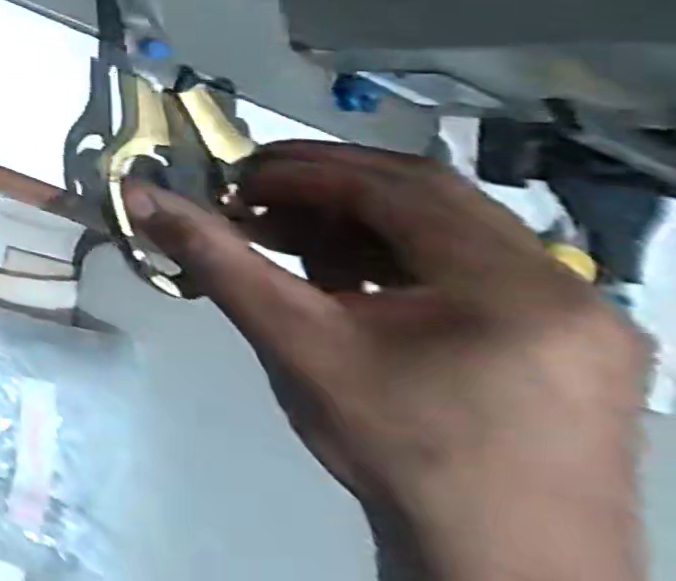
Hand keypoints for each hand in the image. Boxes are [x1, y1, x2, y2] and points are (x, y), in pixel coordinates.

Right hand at [125, 142, 649, 580]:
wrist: (497, 567)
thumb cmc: (393, 446)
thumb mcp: (293, 342)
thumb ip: (215, 258)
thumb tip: (137, 194)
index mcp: (515, 285)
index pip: (396, 190)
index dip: (304, 174)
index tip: (235, 180)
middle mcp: (565, 284)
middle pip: (429, 194)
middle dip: (329, 181)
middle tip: (253, 186)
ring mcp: (578, 312)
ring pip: (448, 225)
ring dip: (358, 215)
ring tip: (284, 227)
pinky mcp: (566, 338)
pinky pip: (467, 262)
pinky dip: (393, 251)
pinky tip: (339, 270)